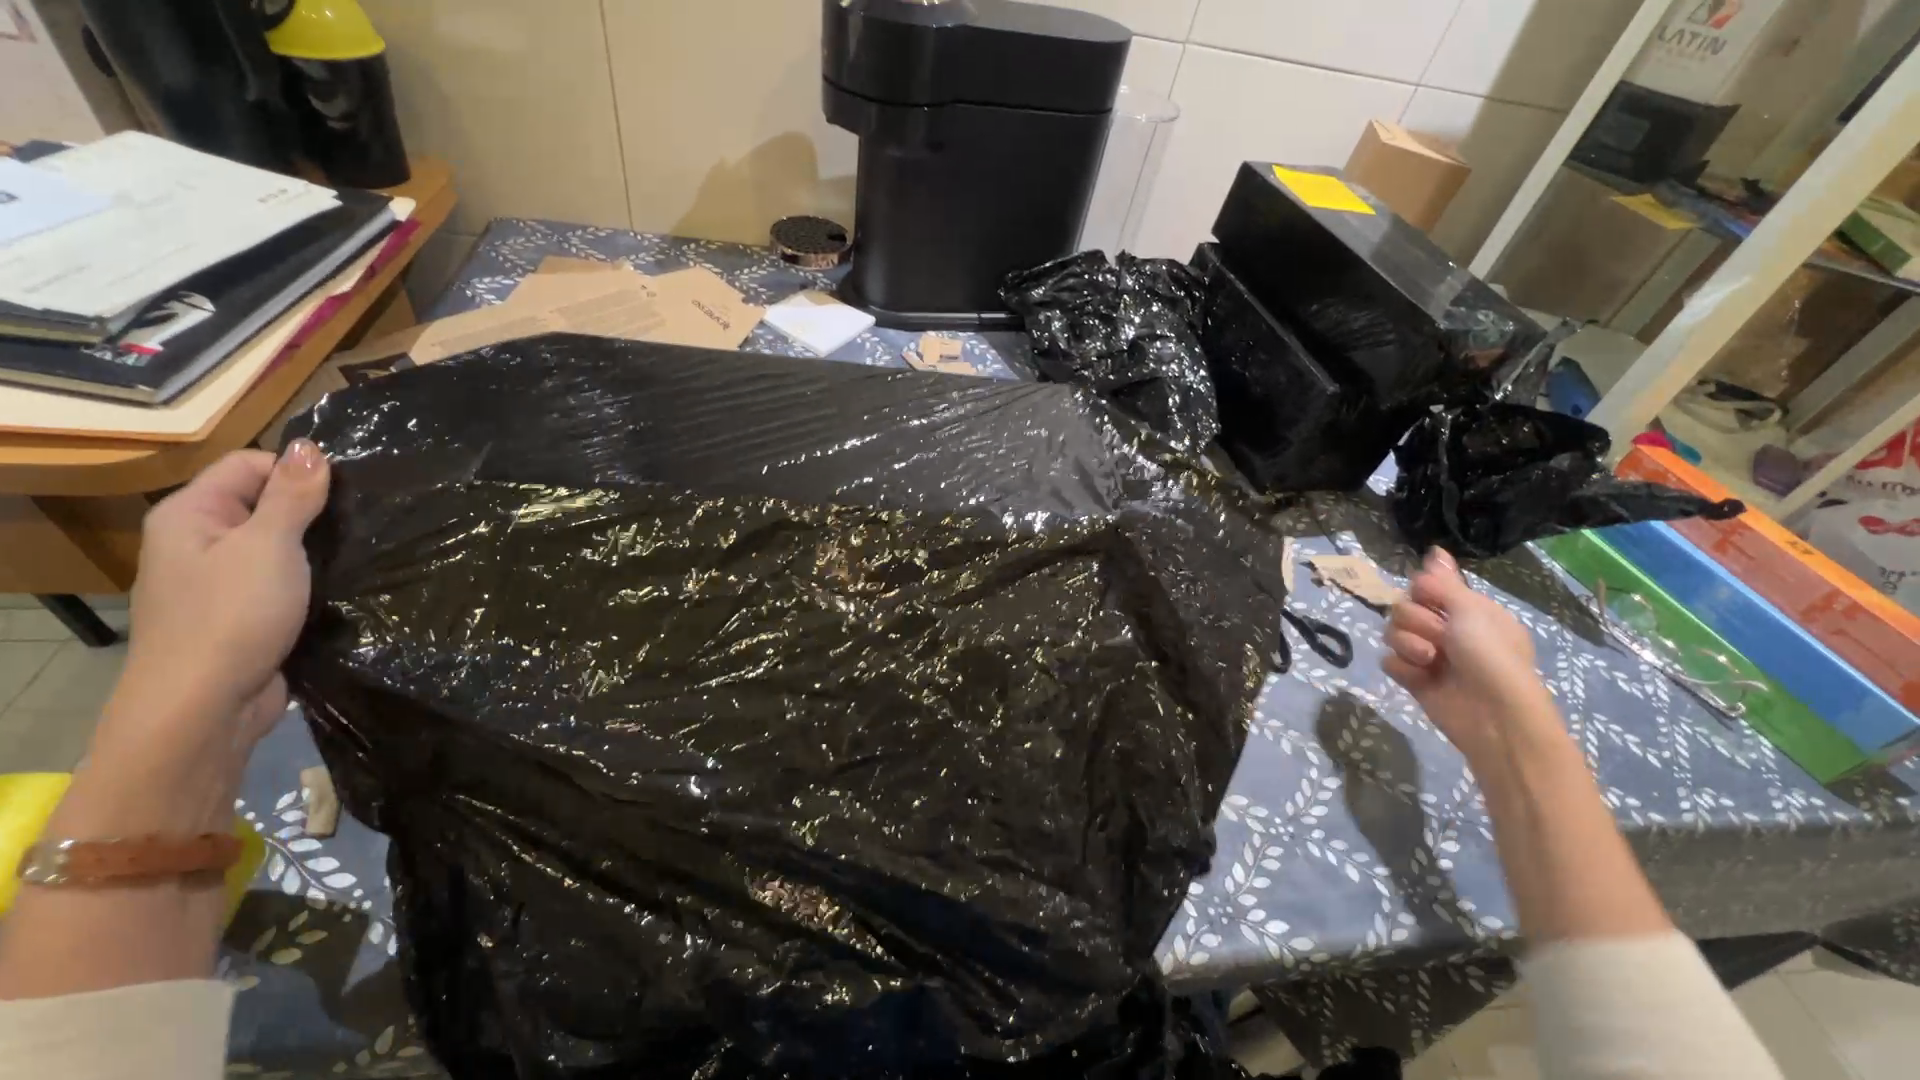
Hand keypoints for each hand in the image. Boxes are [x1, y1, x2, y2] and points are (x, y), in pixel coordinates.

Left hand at [120, 441, 330, 753]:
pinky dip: (312, 581)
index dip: (296, 472)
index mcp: (190, 515)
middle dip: (313, 511)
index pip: (249, 464)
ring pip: (279, 546)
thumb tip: (311, 446)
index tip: (344, 496)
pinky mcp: (245, 614)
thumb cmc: (231, 615)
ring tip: (361, 554)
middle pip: (264, 503)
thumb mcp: (269, 546)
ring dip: (316, 549)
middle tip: (363, 524)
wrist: (205, 706)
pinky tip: (343, 588)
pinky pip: (283, 581)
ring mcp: (220, 581)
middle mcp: (198, 542)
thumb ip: (292, 495)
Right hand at [1382, 549, 1554, 759]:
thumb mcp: (1470, 610)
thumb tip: (1435, 550)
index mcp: (1467, 610)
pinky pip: (1389, 661)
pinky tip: (1421, 676)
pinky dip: (1403, 668)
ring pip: (1392, 633)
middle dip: (1416, 621)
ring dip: (1408, 644)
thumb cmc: (1491, 655)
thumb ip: (1443, 583)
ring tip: (1430, 660)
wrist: (1494, 714)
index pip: (1425, 587)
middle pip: (1403, 608)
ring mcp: (1429, 654)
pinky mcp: (1413, 678)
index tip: (1431, 599)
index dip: (1422, 592)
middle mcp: (1447, 629)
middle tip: (1440, 637)